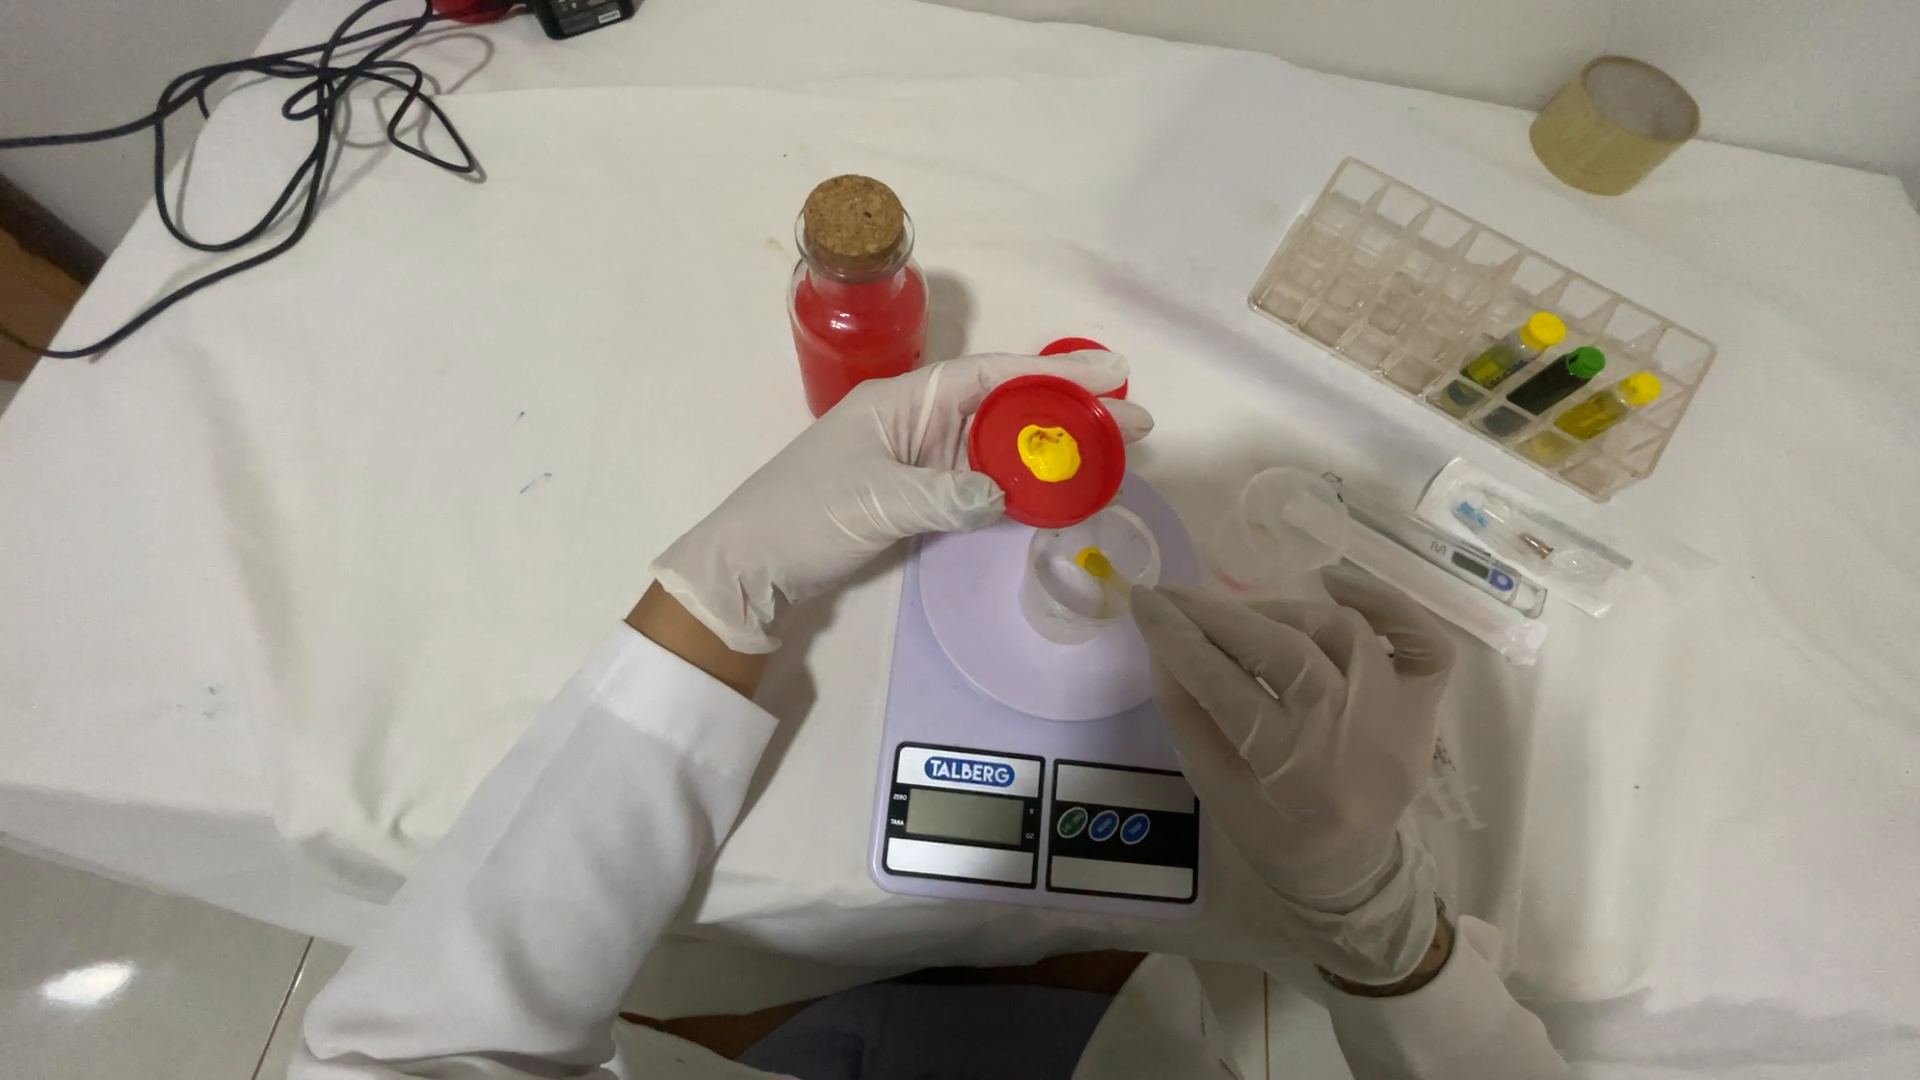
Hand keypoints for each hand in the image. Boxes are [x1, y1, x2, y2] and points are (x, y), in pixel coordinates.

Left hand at [653, 352, 1149, 652]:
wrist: (752, 565)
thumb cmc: (803, 518)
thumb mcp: (875, 503)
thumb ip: (946, 496)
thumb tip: (1004, 494)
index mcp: (905, 400)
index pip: (992, 375)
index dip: (1054, 372)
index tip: (1111, 375)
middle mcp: (920, 421)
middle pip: (1007, 408)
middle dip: (1068, 414)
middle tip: (1133, 425)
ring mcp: (923, 459)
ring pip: (1000, 445)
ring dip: (1051, 451)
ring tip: (1109, 457)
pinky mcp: (922, 494)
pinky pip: (982, 482)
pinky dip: (1019, 487)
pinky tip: (1055, 492)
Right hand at [1130, 567, 1455, 983]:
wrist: (1348, 867)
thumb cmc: (1267, 830)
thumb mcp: (1209, 781)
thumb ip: (1184, 709)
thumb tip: (1162, 638)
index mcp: (1297, 775)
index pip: (1227, 688)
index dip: (1179, 639)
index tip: (1144, 602)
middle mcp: (1357, 739)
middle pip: (1286, 651)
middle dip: (1219, 615)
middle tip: (1176, 595)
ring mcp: (1402, 717)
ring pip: (1341, 633)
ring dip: (1278, 612)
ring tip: (1238, 617)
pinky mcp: (1426, 705)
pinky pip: (1422, 640)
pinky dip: (1385, 602)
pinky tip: (1333, 582)